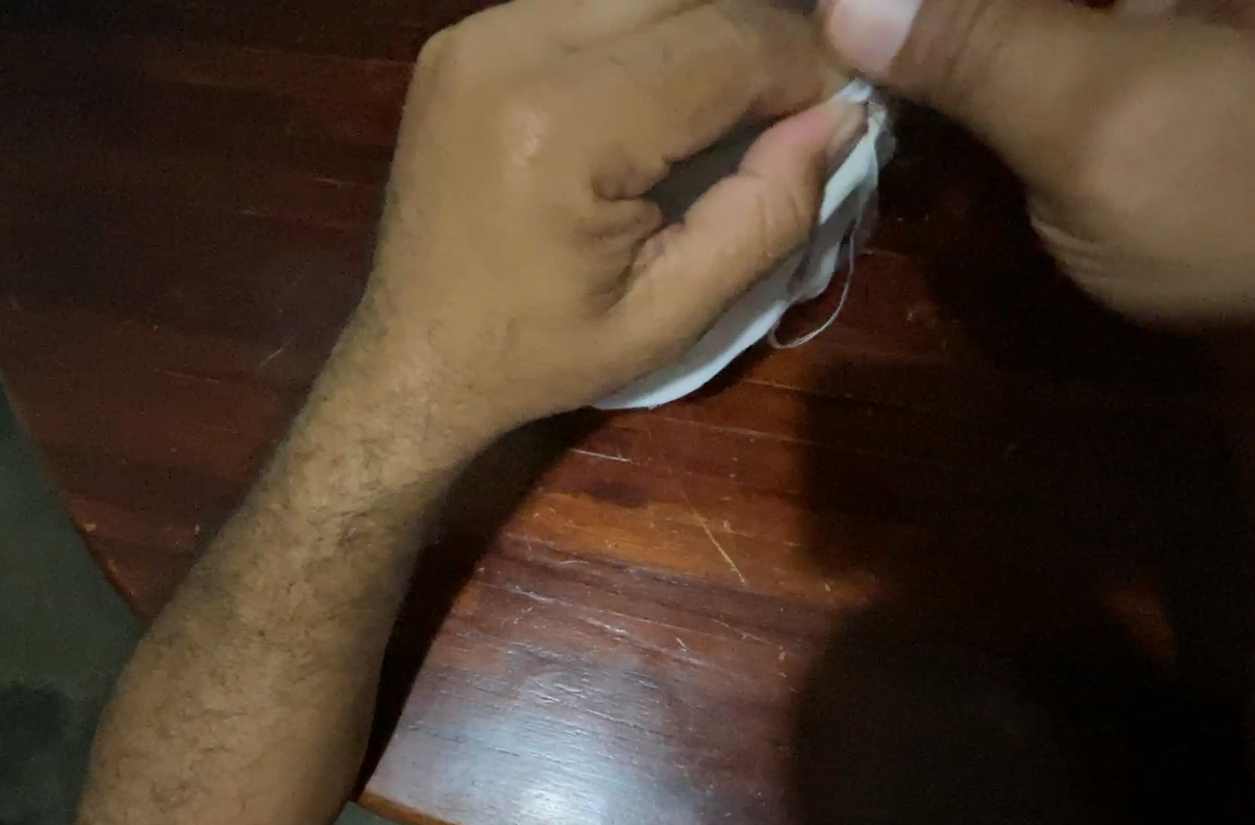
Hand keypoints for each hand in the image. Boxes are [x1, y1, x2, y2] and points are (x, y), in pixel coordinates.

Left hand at [335, 0, 859, 452]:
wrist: (415, 360)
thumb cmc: (537, 359)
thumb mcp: (664, 319)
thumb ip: (763, 218)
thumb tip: (839, 120)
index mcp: (565, 127)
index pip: (727, 42)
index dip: (804, 66)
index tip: (837, 110)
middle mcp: (512, 47)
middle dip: (756, 37)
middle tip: (787, 105)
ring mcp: (476, 34)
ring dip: (700, 33)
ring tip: (728, 106)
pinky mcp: (461, 40)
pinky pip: (582, 8)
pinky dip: (639, 39)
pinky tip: (654, 101)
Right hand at [819, 0, 1254, 317]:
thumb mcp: (1105, 128)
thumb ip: (980, 53)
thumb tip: (850, 4)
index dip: (904, 2)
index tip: (836, 36)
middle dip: (919, 17)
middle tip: (853, 58)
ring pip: (1022, 7)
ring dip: (954, 35)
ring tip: (883, 70)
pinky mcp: (1170, 15)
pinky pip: (1055, 25)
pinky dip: (993, 48)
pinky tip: (946, 80)